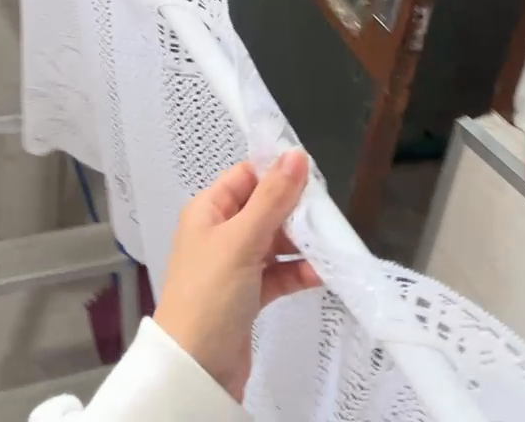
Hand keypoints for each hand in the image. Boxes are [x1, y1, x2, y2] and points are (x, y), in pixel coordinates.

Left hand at [153, 149, 323, 401]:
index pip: (245, 177)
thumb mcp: (241, 240)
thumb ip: (272, 199)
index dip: (276, 173)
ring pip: (274, 242)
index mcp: (208, 210)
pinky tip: (320, 275)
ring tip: (329, 246)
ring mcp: (234, 264)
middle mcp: (219, 232)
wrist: (195, 369)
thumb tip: (295, 155)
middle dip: (294, 212)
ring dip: (301, 244)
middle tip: (326, 216)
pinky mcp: (247, 295)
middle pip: (263, 208)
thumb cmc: (210, 294)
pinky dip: (297, 273)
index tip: (312, 177)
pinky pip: (277, 274)